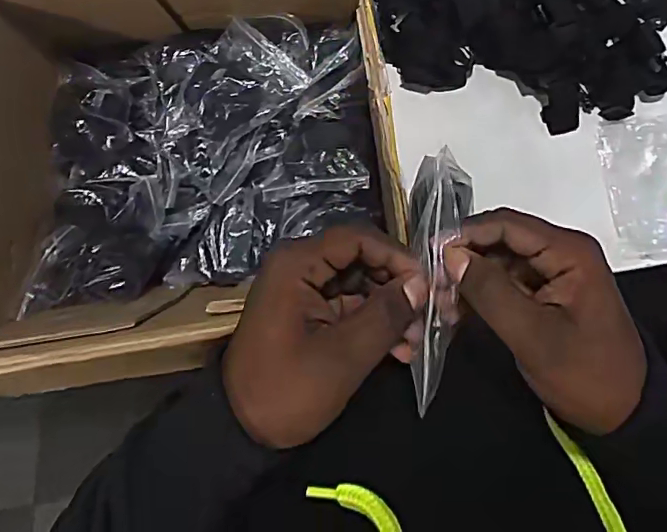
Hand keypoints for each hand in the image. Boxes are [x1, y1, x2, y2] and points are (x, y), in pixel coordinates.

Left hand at [223, 224, 425, 448]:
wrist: (240, 428)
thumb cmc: (287, 389)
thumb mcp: (342, 356)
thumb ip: (383, 316)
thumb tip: (420, 284)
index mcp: (297, 262)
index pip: (356, 238)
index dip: (394, 256)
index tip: (426, 286)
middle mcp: (299, 265)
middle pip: (359, 258)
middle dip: (395, 286)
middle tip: (425, 319)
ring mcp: (303, 288)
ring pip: (358, 282)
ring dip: (388, 308)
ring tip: (413, 343)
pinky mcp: (309, 311)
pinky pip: (349, 303)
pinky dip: (373, 322)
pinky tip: (399, 350)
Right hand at [446, 208, 645, 433]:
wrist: (628, 421)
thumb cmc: (586, 376)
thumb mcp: (533, 337)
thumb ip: (489, 291)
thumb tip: (449, 254)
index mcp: (569, 251)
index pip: (506, 225)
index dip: (466, 234)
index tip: (431, 253)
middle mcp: (562, 251)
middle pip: (500, 239)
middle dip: (465, 258)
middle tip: (433, 282)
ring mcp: (555, 270)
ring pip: (498, 259)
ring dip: (470, 277)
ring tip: (443, 302)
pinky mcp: (547, 289)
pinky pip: (506, 279)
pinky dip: (482, 292)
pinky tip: (459, 310)